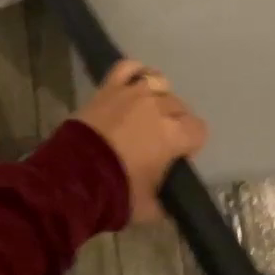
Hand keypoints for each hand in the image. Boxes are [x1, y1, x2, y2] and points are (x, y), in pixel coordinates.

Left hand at [73, 59, 208, 223]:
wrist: (76, 175)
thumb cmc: (118, 192)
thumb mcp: (151, 207)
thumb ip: (166, 200)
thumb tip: (169, 200)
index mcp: (173, 135)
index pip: (198, 129)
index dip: (192, 143)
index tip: (181, 155)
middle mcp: (157, 107)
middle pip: (179, 106)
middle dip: (176, 122)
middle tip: (162, 139)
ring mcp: (132, 92)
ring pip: (158, 83)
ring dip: (160, 96)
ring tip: (151, 111)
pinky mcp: (110, 86)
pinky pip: (129, 67)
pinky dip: (136, 70)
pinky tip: (138, 81)